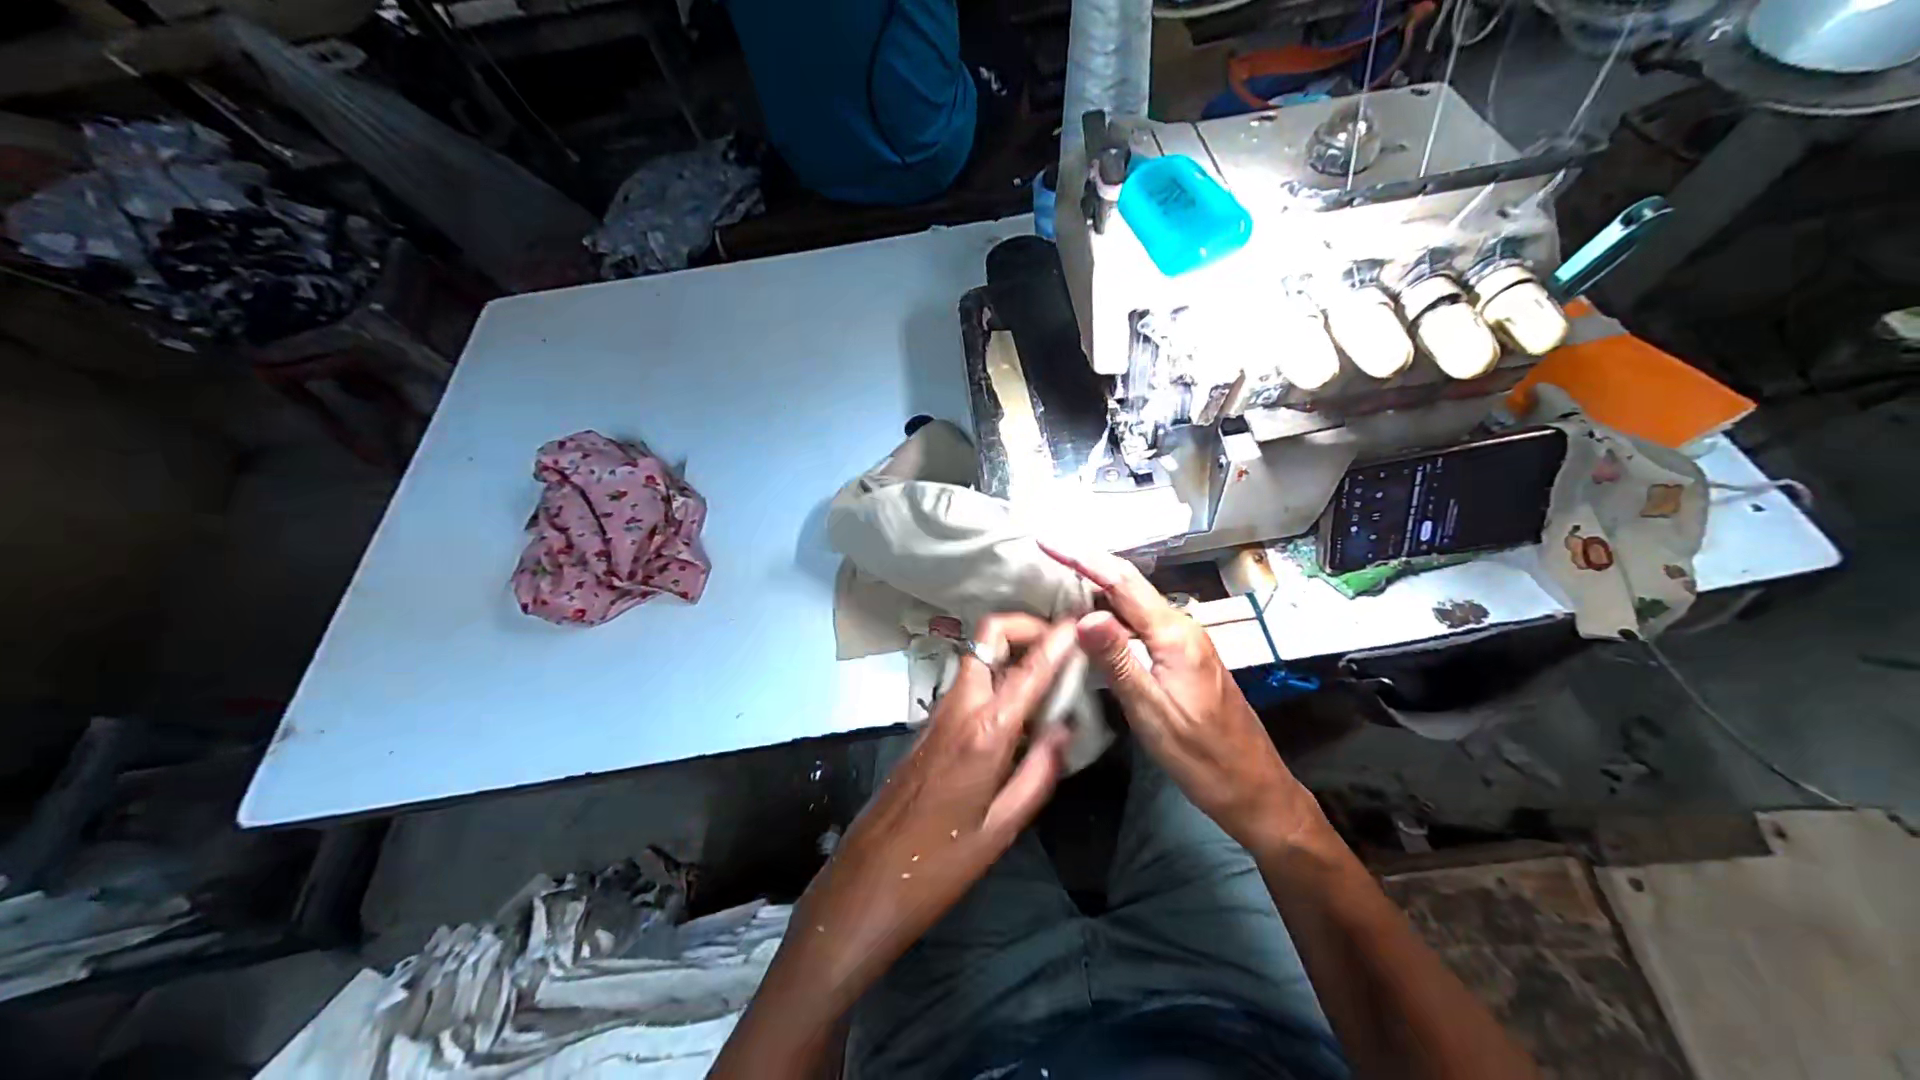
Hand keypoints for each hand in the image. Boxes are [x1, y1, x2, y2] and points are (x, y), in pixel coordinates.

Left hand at [770, 614, 1078, 1014]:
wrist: (868, 881)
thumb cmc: (941, 864)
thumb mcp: (1002, 827)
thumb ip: (1039, 773)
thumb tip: (1065, 730)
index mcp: (984, 732)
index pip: (1028, 667)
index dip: (1057, 639)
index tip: (1082, 622)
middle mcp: (958, 709)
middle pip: (988, 636)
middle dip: (1026, 628)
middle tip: (1060, 645)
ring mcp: (938, 715)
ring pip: (978, 659)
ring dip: (1012, 654)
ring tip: (1051, 680)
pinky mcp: (929, 728)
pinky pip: (968, 687)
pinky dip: (996, 681)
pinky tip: (1019, 716)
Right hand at [1042, 542, 1326, 855]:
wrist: (1252, 786)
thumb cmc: (1202, 756)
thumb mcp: (1152, 712)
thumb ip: (1118, 662)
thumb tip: (1084, 616)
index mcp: (1174, 635)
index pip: (1121, 582)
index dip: (1081, 557)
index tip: (1047, 541)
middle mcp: (1181, 628)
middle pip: (1128, 585)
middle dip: (1085, 564)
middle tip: (1045, 554)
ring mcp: (1184, 642)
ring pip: (1134, 604)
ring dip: (1096, 588)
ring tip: (1058, 579)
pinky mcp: (1182, 657)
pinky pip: (1140, 624)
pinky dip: (1111, 616)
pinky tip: (1091, 623)